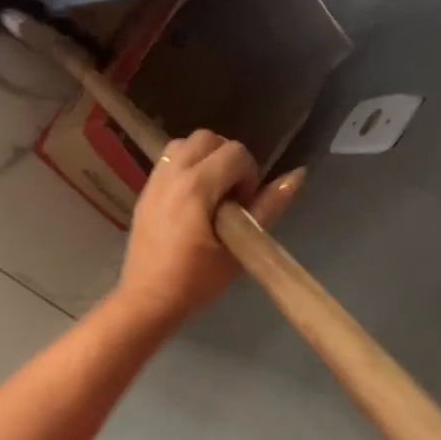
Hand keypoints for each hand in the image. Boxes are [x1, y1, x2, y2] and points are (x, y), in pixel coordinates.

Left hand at [114, 129, 304, 321]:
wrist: (148, 301)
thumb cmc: (195, 282)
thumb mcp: (238, 248)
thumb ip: (267, 208)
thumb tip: (296, 174)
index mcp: (196, 185)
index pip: (236, 152)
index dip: (248, 176)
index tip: (243, 208)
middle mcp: (172, 175)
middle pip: (208, 138)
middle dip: (227, 159)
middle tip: (230, 196)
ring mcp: (154, 183)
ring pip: (182, 145)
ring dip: (203, 159)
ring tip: (210, 194)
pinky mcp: (144, 195)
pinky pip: (166, 164)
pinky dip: (183, 169)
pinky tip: (190, 203)